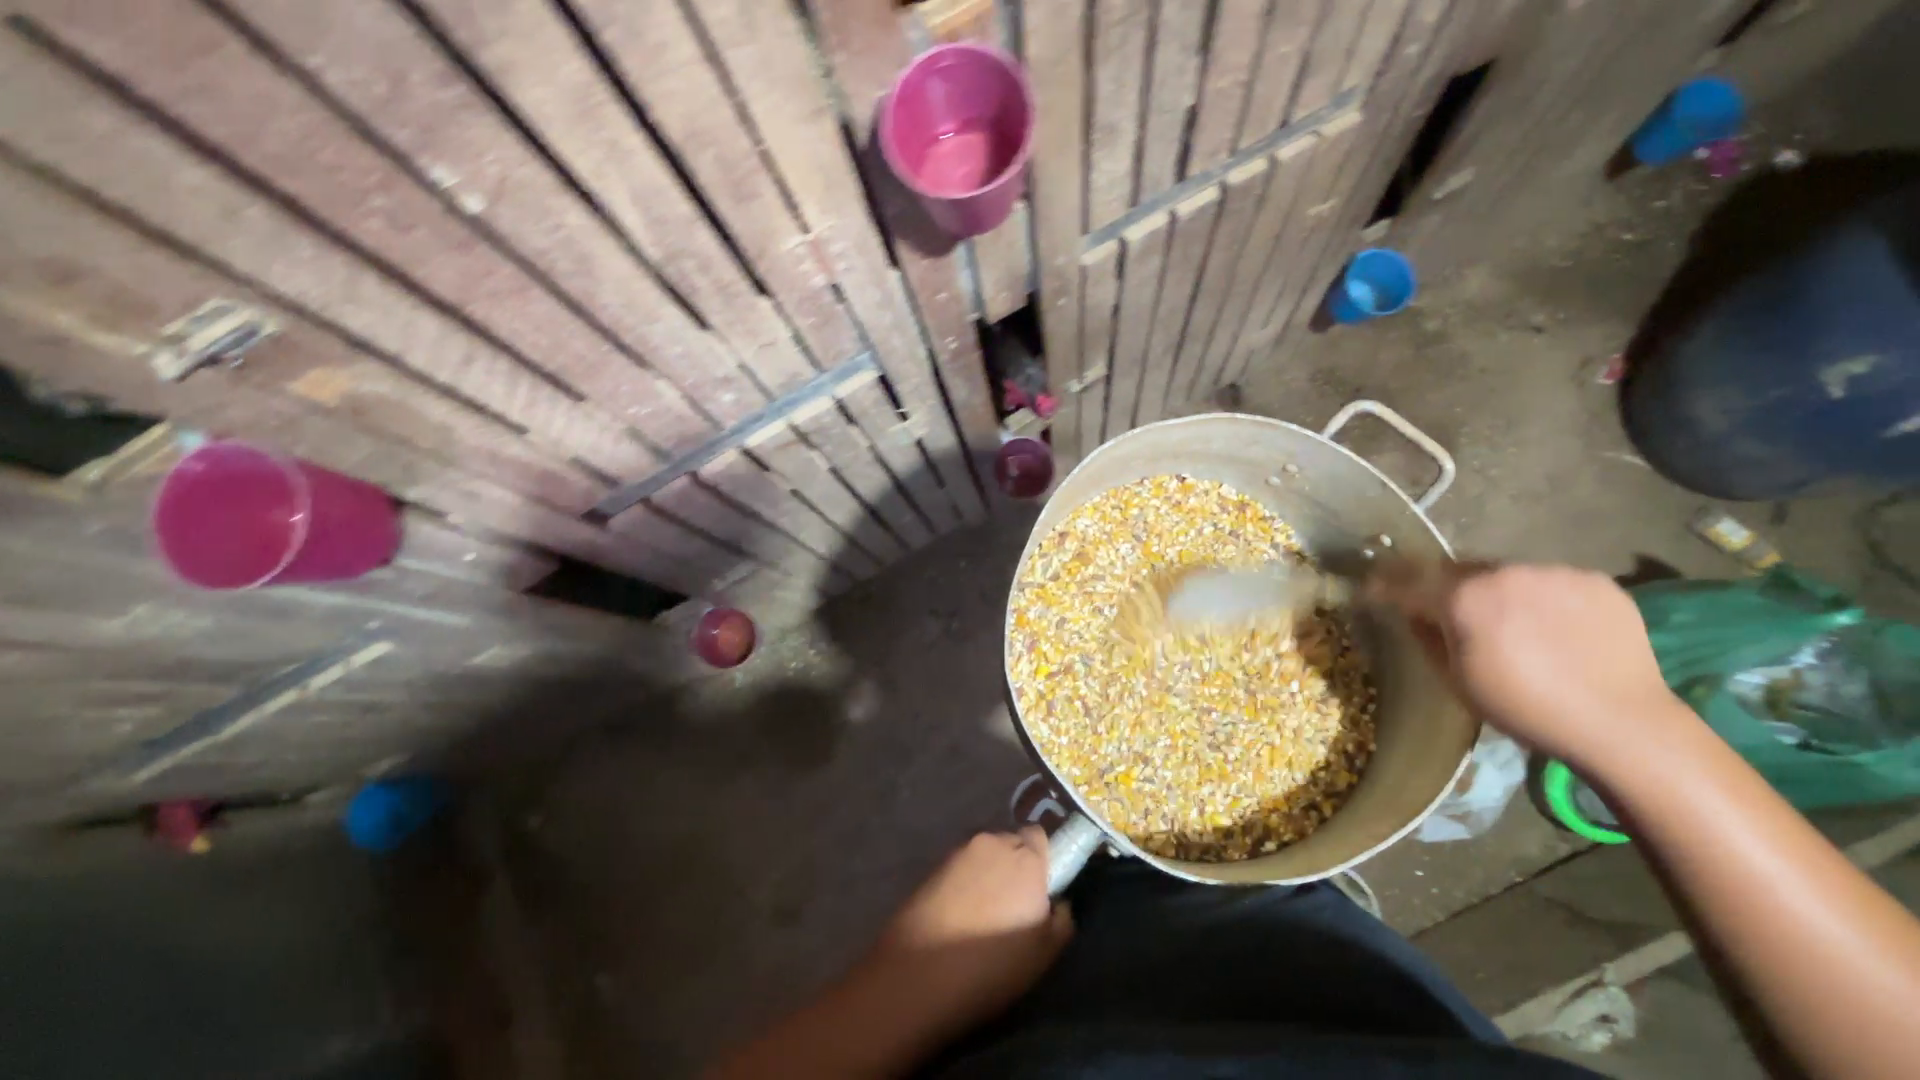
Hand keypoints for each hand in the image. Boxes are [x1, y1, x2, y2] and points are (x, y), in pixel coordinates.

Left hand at [857, 828, 1072, 1039]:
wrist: (919, 975)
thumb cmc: (992, 964)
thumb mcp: (1045, 953)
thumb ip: (1061, 918)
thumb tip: (1058, 902)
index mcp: (1025, 857)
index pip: (1040, 836)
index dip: (1043, 860)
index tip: (1042, 889)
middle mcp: (991, 844)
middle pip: (1009, 844)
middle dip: (1014, 867)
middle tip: (1013, 906)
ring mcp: (956, 854)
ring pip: (982, 857)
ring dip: (987, 876)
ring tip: (983, 915)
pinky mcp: (930, 869)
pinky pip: (959, 870)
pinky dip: (963, 885)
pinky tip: (959, 917)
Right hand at [1367, 560, 1696, 771]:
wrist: (1621, 722)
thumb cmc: (1526, 709)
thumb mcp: (1458, 682)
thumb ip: (1428, 639)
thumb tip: (1415, 615)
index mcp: (1464, 598)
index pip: (1410, 582)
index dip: (1387, 586)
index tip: (1373, 589)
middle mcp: (1505, 572)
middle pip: (1461, 571)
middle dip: (1449, 589)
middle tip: (1452, 615)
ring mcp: (1554, 572)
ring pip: (1508, 574)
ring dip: (1499, 593)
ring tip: (1514, 627)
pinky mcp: (1595, 580)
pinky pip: (1553, 582)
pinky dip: (1543, 600)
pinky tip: (1556, 631)